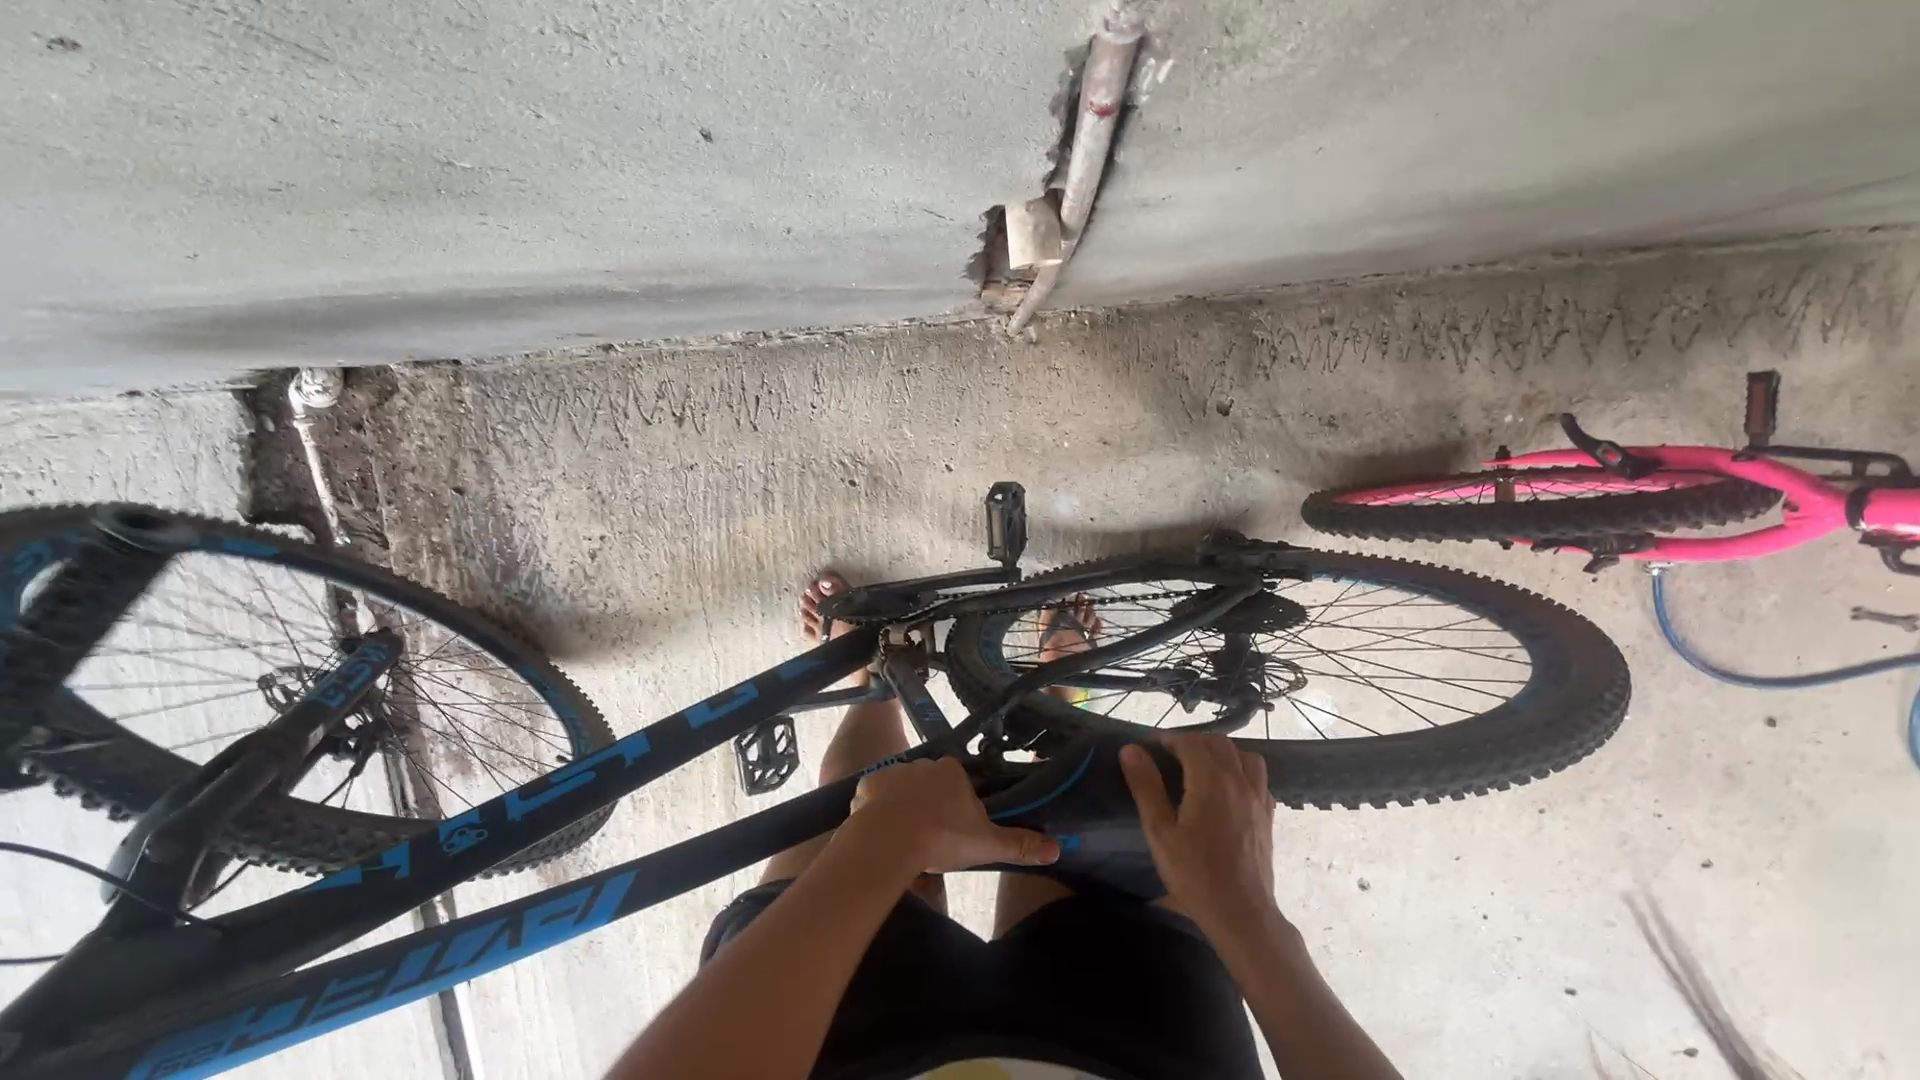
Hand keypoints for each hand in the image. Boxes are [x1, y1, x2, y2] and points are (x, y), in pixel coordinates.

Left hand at [843, 758, 1059, 874]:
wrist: (889, 840)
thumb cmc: (942, 837)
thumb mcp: (986, 845)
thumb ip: (1019, 844)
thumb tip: (1056, 848)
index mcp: (953, 771)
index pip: (961, 782)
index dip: (960, 805)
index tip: (957, 828)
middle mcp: (924, 764)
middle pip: (931, 784)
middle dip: (932, 806)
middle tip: (932, 838)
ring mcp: (893, 772)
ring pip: (903, 790)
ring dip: (904, 808)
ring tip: (905, 840)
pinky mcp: (867, 785)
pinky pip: (875, 797)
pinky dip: (878, 811)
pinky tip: (882, 833)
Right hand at [1120, 735, 1279, 938]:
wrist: (1241, 912)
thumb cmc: (1194, 873)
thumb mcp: (1160, 830)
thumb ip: (1146, 786)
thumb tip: (1131, 749)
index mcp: (1211, 780)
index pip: (1190, 742)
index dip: (1168, 739)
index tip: (1148, 747)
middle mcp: (1239, 781)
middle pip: (1218, 744)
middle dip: (1192, 742)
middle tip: (1169, 756)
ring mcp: (1258, 798)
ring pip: (1245, 756)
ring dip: (1222, 752)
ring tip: (1202, 766)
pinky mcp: (1268, 815)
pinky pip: (1258, 779)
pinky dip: (1242, 771)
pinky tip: (1229, 789)